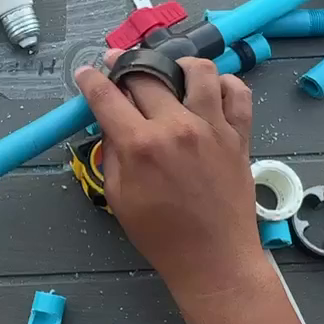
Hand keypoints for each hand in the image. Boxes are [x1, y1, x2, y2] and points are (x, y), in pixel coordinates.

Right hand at [74, 57, 264, 295]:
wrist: (214, 259)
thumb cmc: (160, 235)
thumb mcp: (117, 196)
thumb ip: (111, 152)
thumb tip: (110, 121)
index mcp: (140, 145)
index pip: (106, 96)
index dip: (90, 79)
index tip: (85, 73)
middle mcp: (176, 127)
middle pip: (147, 75)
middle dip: (126, 66)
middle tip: (120, 70)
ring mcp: (212, 127)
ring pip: (198, 70)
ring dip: (178, 65)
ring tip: (171, 73)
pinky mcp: (239, 135)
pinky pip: (236, 92)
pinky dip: (223, 84)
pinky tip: (209, 91)